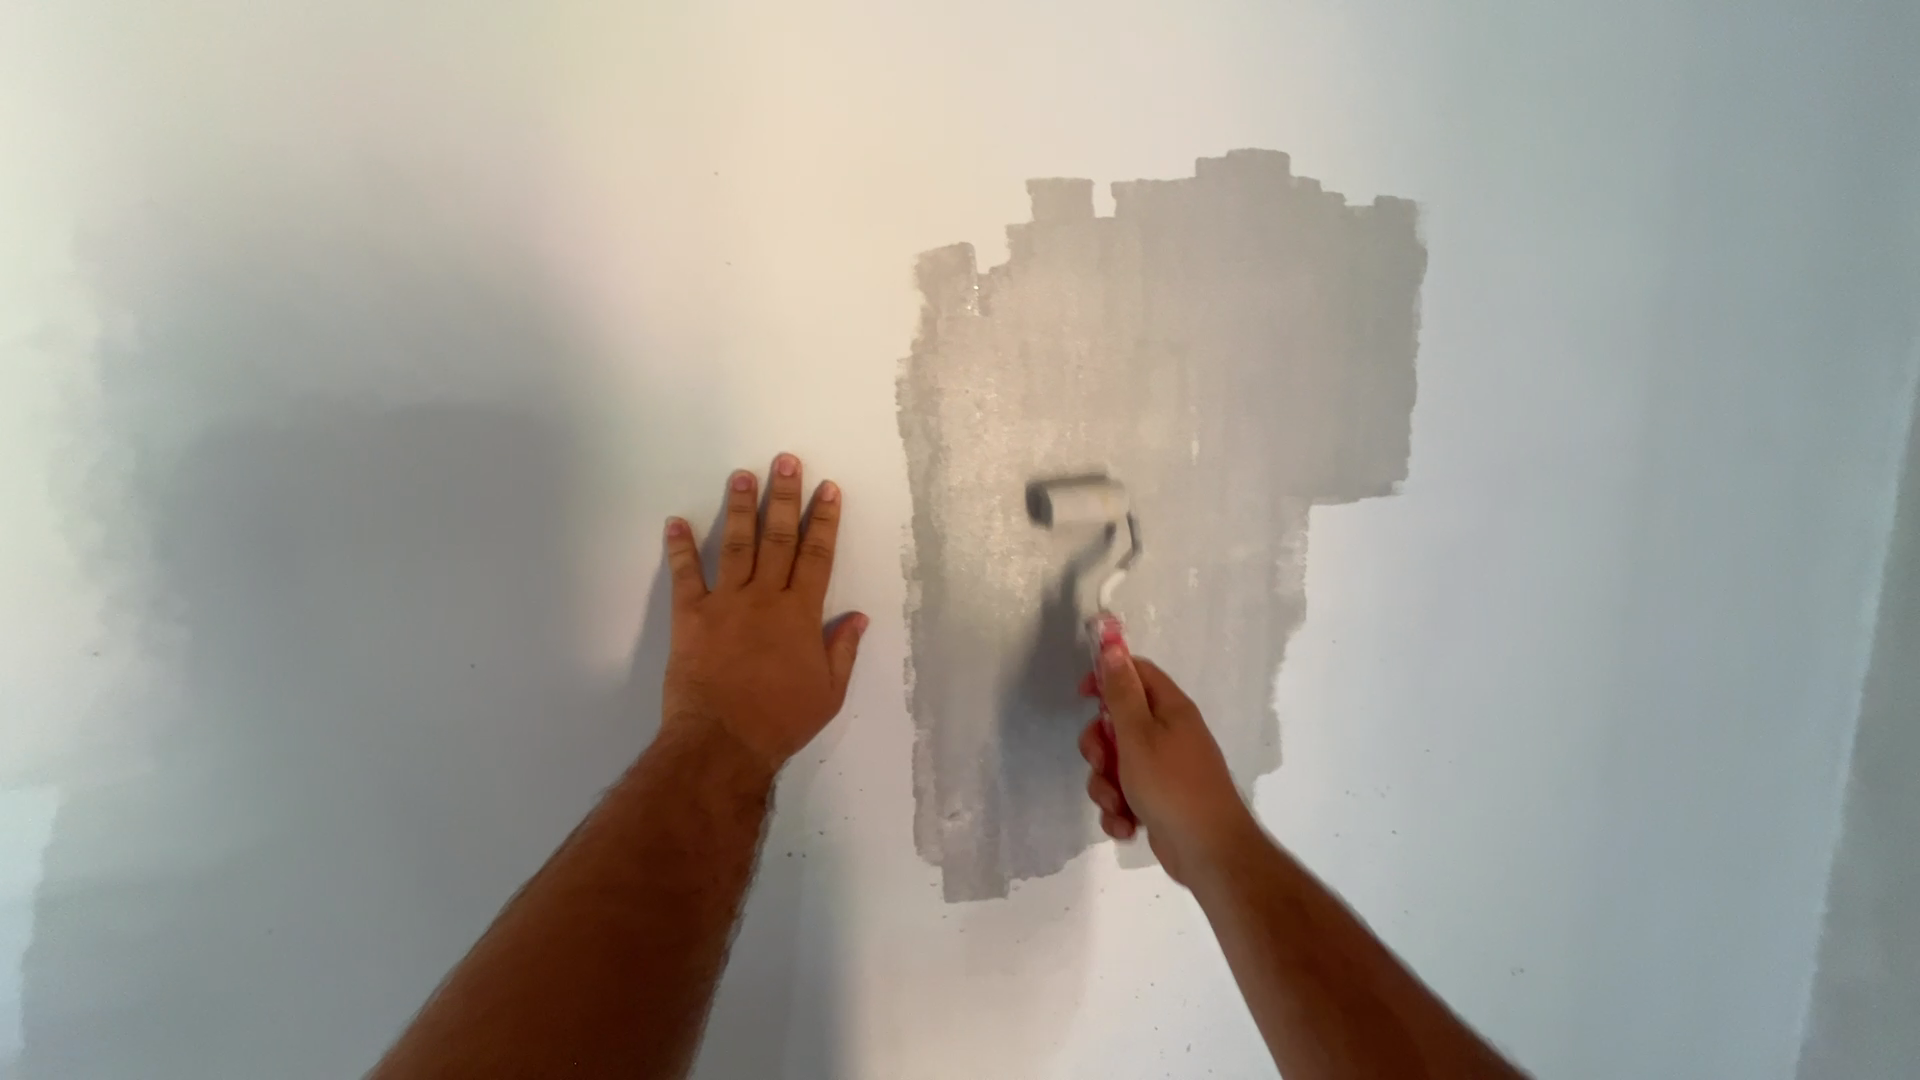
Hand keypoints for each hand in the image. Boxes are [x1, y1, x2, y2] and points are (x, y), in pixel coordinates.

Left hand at [660, 454, 867, 776]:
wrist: (723, 742)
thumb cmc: (781, 720)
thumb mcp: (830, 692)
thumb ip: (843, 650)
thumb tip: (858, 617)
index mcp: (801, 613)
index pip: (817, 555)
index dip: (825, 520)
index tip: (828, 489)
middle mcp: (765, 597)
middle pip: (778, 537)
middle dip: (785, 497)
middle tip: (786, 461)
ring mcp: (725, 603)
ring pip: (735, 545)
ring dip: (739, 508)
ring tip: (742, 474)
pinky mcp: (690, 617)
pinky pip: (685, 576)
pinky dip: (680, 548)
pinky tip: (676, 521)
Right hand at [1078, 648, 1255, 885]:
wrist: (1209, 853)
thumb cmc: (1172, 786)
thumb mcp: (1138, 734)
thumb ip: (1121, 692)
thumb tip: (1113, 646)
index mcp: (1169, 709)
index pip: (1135, 673)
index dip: (1107, 677)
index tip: (1082, 696)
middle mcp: (1168, 733)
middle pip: (1117, 722)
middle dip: (1099, 746)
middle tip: (1101, 762)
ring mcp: (1163, 769)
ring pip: (1115, 763)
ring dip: (1106, 785)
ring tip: (1117, 805)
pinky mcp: (1157, 800)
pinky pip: (1124, 793)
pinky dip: (1119, 810)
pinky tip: (1126, 826)